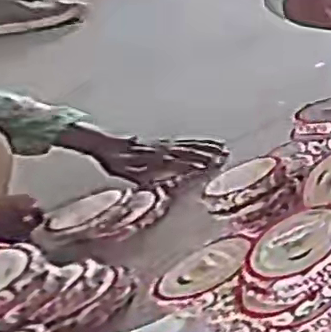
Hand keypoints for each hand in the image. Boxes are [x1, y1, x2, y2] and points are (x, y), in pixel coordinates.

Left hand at [63, 127, 227, 187]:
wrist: (105, 144)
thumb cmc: (118, 165)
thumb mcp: (130, 178)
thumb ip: (150, 185)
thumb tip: (169, 192)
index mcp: (153, 164)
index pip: (180, 166)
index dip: (197, 167)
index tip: (213, 168)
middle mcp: (162, 153)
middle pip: (189, 154)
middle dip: (208, 156)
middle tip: (225, 159)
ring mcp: (167, 145)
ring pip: (191, 146)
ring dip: (209, 148)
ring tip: (224, 151)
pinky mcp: (169, 139)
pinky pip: (189, 140)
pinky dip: (204, 141)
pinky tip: (215, 142)